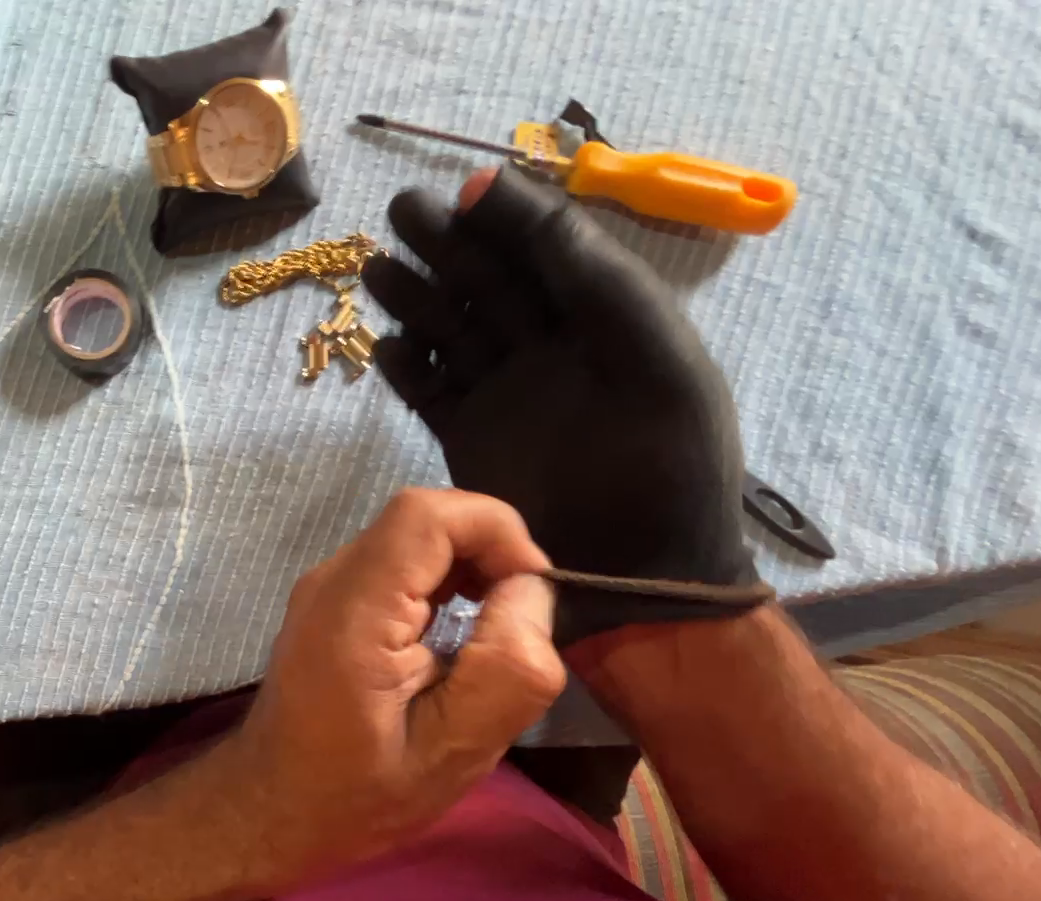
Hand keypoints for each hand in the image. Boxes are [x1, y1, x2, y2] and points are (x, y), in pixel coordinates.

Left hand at [195, 488, 564, 896]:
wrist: (272, 806)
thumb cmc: (358, 794)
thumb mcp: (452, 750)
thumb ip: (505, 667)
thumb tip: (529, 589)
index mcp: (353, 609)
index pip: (426, 513)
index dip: (495, 531)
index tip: (532, 592)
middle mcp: (330, 580)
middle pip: (421, 520)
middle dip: (488, 552)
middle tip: (519, 621)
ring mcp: (324, 587)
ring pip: (411, 539)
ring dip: (467, 569)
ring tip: (492, 635)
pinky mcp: (329, 602)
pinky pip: (395, 565)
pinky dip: (440, 584)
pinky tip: (455, 638)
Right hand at [362, 168, 759, 644]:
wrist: (636, 572)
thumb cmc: (664, 466)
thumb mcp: (654, 359)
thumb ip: (597, 280)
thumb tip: (523, 209)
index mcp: (603, 320)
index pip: (548, 250)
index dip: (508, 216)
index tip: (464, 189)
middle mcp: (546, 349)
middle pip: (487, 282)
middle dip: (446, 244)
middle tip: (400, 211)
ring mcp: (501, 394)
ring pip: (448, 331)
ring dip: (414, 299)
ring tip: (376, 270)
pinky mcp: (465, 436)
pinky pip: (427, 392)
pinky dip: (405, 368)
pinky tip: (387, 347)